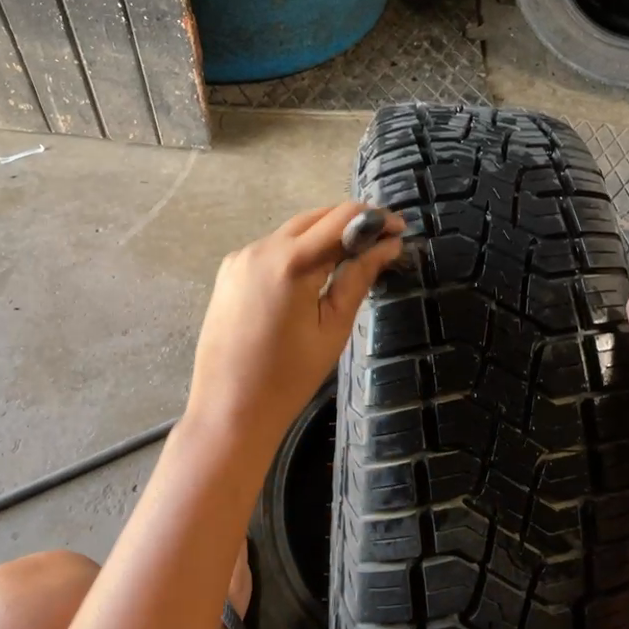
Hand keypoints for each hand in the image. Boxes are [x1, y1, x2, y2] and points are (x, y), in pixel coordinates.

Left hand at [184, 202, 403, 447]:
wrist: (229, 410)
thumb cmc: (289, 378)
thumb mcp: (333, 327)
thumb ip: (358, 278)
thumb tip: (388, 245)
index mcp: (289, 262)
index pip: (341, 219)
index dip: (375, 219)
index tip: (400, 229)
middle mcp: (260, 249)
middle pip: (315, 218)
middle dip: (351, 222)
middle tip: (384, 241)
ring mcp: (240, 258)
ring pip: (293, 231)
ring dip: (325, 235)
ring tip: (356, 256)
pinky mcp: (229, 272)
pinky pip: (273, 249)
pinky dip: (300, 250)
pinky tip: (317, 271)